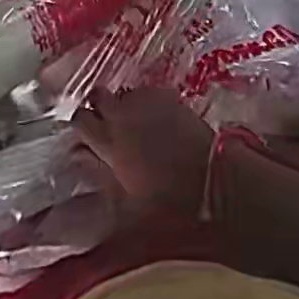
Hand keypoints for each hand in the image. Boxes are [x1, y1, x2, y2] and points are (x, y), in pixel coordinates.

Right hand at [74, 87, 213, 218]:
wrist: (219, 187)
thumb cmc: (170, 205)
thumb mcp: (126, 203)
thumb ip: (100, 183)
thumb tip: (81, 173)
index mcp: (108, 140)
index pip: (79, 119)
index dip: (82, 127)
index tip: (87, 139)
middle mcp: (122, 114)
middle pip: (97, 96)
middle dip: (99, 107)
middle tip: (109, 127)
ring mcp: (147, 101)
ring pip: (124, 93)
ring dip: (124, 105)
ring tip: (136, 124)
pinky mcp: (171, 98)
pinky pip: (148, 93)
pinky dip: (148, 102)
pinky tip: (158, 119)